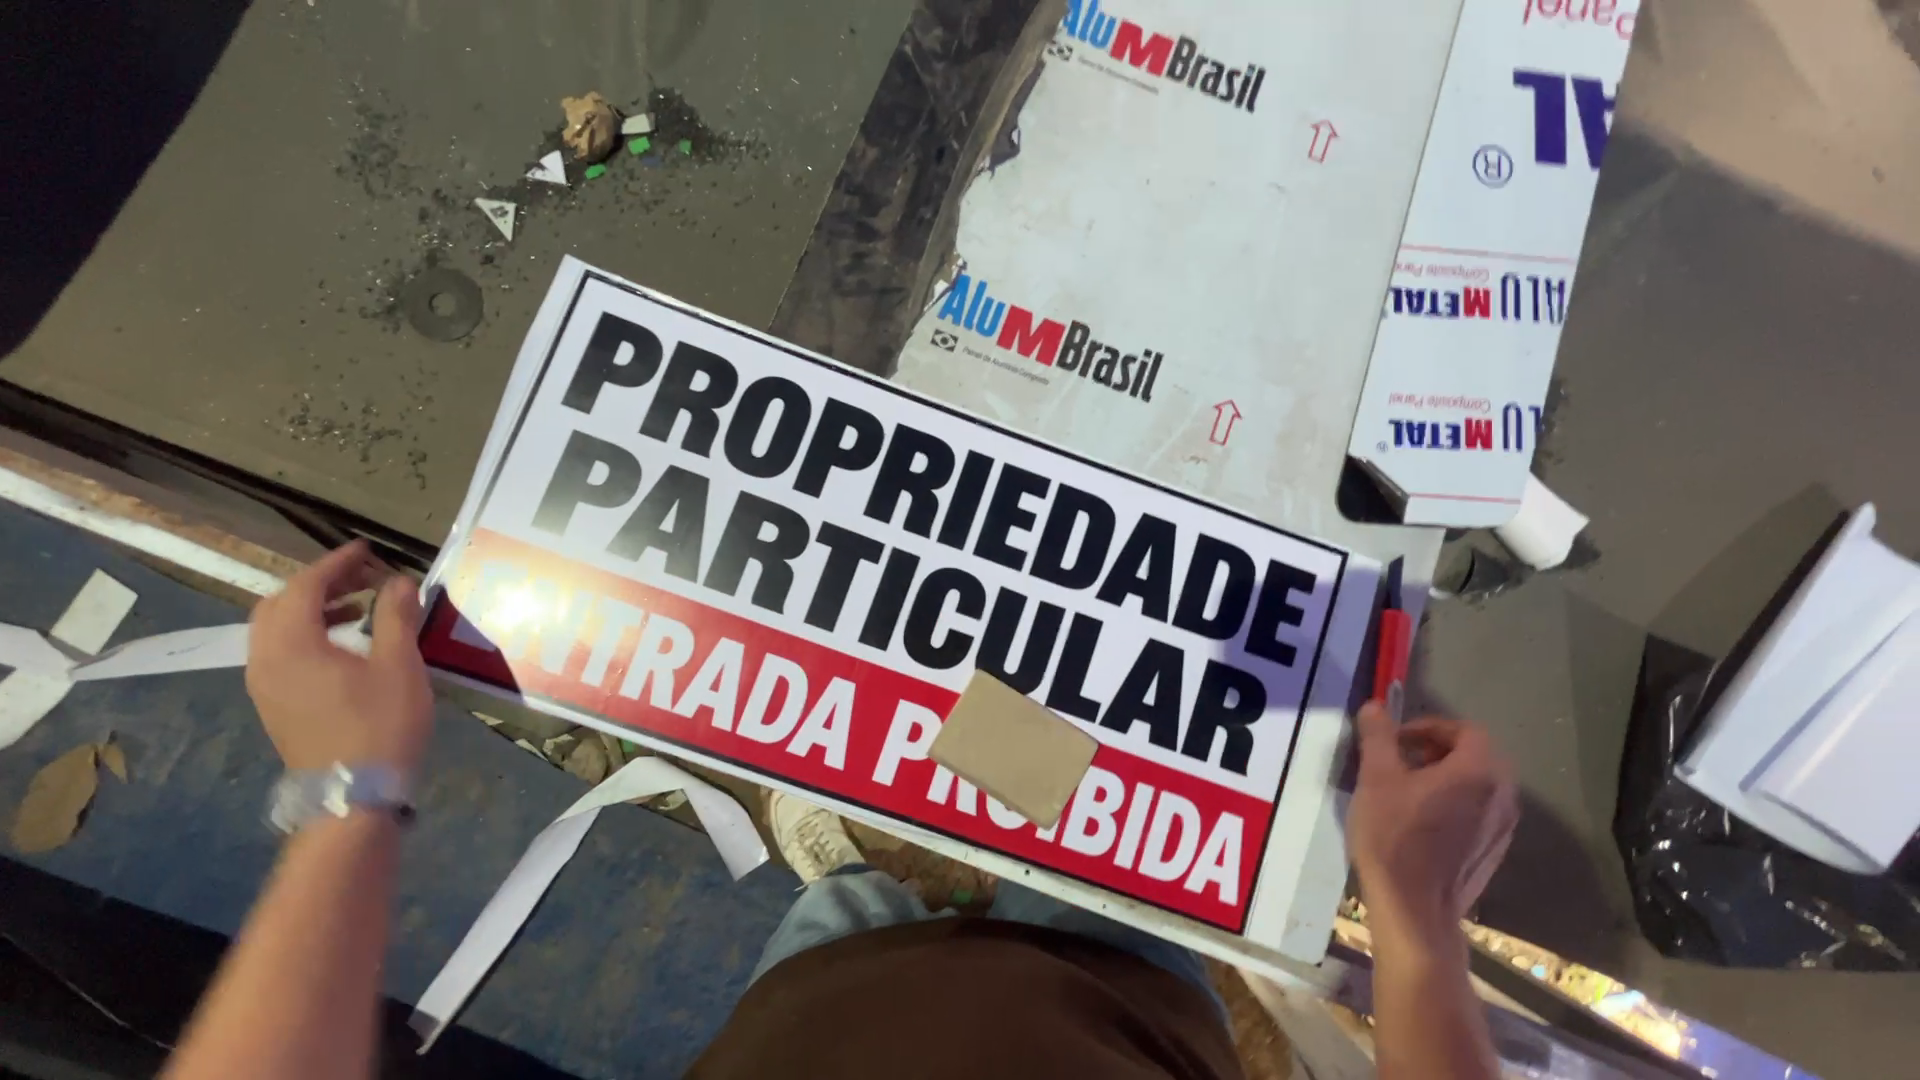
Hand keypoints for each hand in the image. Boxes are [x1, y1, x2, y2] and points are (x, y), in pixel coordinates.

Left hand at [246, 540, 433, 777]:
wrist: (354, 793)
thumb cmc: (380, 724)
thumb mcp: (399, 665)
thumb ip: (395, 617)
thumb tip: (397, 581)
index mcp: (291, 646)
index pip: (302, 588)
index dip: (333, 564)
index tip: (365, 550)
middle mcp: (265, 660)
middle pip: (277, 605)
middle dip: (317, 584)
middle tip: (361, 576)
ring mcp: (265, 685)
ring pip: (275, 630)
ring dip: (311, 610)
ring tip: (357, 607)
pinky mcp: (275, 704)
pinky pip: (281, 653)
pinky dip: (307, 634)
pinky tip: (344, 644)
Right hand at [1347, 703, 1517, 947]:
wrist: (1415, 907)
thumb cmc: (1394, 836)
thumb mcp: (1376, 778)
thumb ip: (1378, 737)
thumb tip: (1375, 706)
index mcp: (1477, 773)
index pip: (1466, 730)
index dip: (1430, 726)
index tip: (1397, 738)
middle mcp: (1501, 797)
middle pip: (1478, 755)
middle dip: (1438, 748)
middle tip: (1401, 757)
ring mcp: (1502, 827)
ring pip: (1480, 784)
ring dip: (1446, 774)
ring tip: (1407, 787)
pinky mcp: (1493, 850)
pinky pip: (1479, 810)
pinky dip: (1455, 801)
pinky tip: (1420, 819)